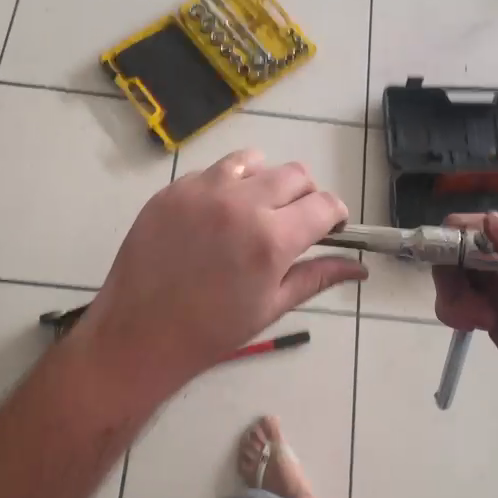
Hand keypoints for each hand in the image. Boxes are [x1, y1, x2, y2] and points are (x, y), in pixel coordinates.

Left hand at [71, 150, 364, 395]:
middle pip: (295, 174)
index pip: (325, 204)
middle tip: (294, 222)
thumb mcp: (271, 307)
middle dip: (305, 195)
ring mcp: (203, 191)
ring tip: (254, 211)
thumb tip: (360, 268)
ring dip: (265, 181)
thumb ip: (317, 277)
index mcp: (272, 239)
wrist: (137, 335)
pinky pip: (213, 172)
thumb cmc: (211, 331)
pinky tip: (215, 219)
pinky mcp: (173, 189)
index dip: (336, 215)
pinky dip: (225, 187)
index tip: (331, 227)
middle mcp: (241, 204)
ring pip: (254, 162)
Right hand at [433, 212, 497, 413]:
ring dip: (453, 298)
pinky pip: (457, 298)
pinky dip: (455, 311)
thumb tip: (491, 219)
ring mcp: (496, 283)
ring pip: (453, 275)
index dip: (452, 245)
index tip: (453, 275)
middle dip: (451, 279)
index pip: (471, 226)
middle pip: (454, 250)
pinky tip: (474, 329)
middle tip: (469, 313)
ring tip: (476, 325)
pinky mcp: (488, 307)